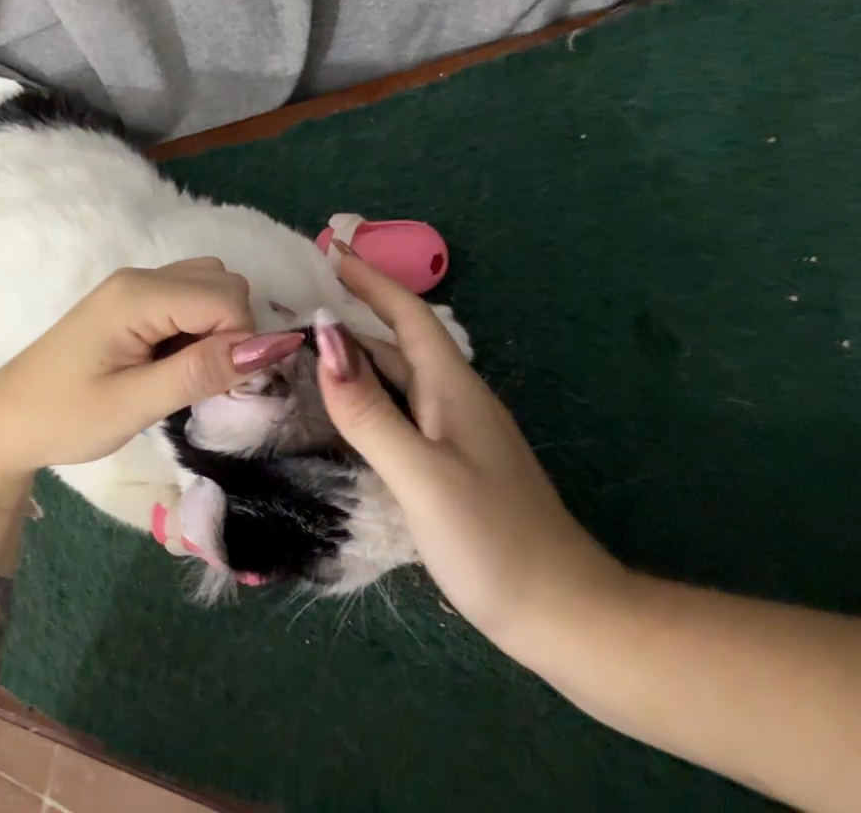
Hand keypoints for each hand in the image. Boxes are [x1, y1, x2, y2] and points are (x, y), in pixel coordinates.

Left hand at [0, 258, 295, 504]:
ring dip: (216, 330)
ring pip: (209, 288)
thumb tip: (275, 345)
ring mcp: (133, 288)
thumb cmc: (64, 419)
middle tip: (201, 383)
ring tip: (185, 375)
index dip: (241, 341)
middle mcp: (139, 278)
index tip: (219, 387)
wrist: (5, 424)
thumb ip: (202, 371)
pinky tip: (172, 365)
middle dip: (232, 332)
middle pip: (223, 284)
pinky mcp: (130, 305)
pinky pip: (186, 301)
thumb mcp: (135, 404)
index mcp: (137, 296)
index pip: (227, 296)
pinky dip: (197, 329)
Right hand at [314, 246, 627, 654]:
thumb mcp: (420, 473)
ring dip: (358, 358)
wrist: (560, 611)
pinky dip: (369, 399)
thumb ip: (369, 411)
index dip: (371, 281)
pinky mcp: (455, 467)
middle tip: (299, 307)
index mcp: (453, 390)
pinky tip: (345, 416)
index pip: (408, 316)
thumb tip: (325, 339)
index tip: (331, 251)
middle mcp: (457, 402)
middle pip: (401, 344)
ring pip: (401, 380)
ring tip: (308, 353)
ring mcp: (459, 436)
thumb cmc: (490, 539)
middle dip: (356, 316)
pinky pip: (403, 413)